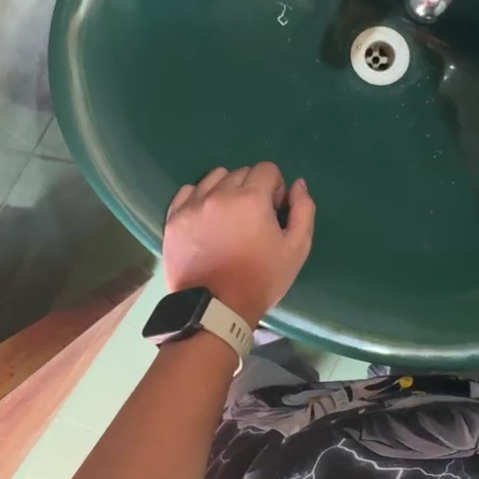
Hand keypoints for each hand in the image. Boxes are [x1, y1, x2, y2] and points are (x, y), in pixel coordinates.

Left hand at [163, 163, 315, 323]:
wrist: (217, 309)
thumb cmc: (261, 280)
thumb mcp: (296, 249)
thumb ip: (303, 210)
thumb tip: (298, 184)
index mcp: (251, 198)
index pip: (267, 169)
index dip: (276, 188)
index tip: (273, 212)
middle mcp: (220, 193)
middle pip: (242, 172)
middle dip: (252, 189)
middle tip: (253, 220)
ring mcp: (193, 204)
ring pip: (214, 177)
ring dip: (226, 189)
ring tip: (229, 218)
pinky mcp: (174, 218)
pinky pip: (188, 191)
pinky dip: (200, 198)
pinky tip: (207, 218)